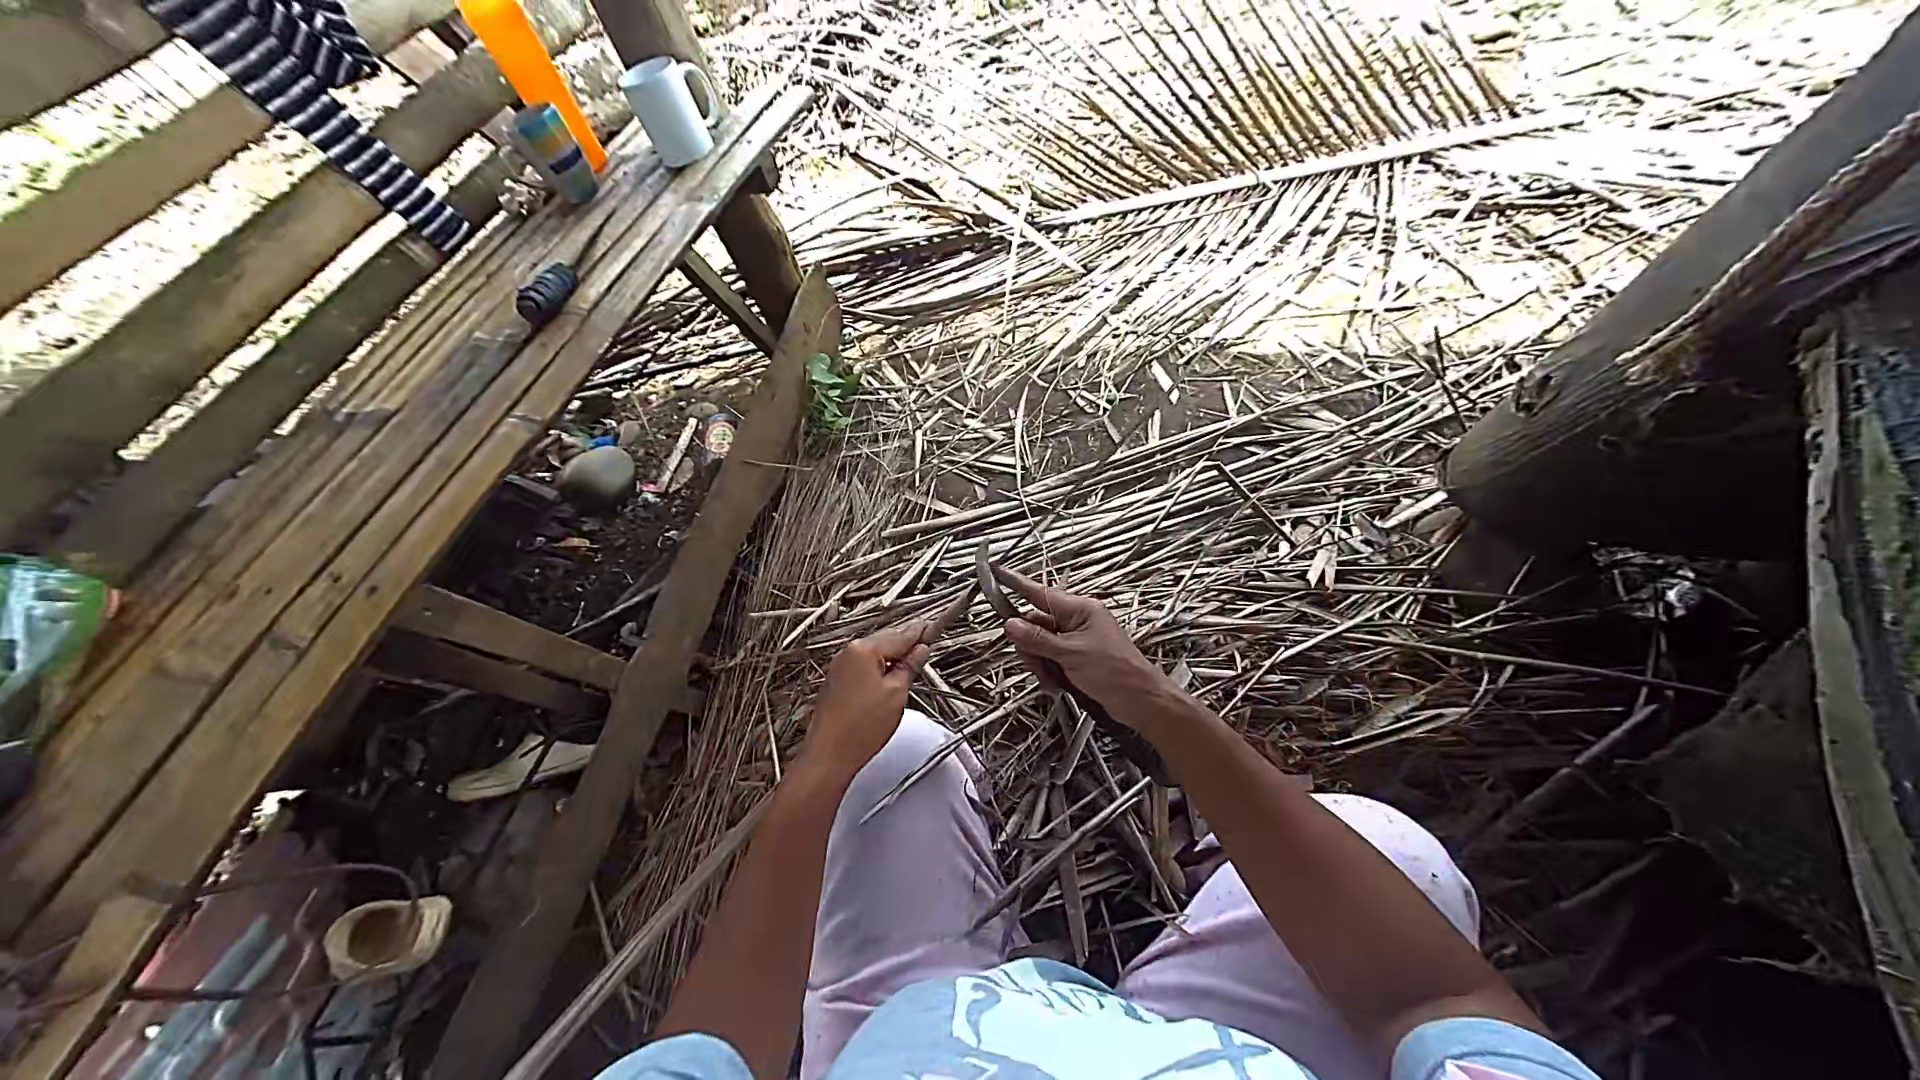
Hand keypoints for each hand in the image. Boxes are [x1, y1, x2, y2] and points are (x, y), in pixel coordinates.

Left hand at [798, 622, 930, 783]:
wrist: (829, 755)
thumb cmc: (858, 729)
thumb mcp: (897, 693)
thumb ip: (910, 666)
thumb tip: (920, 651)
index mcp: (863, 651)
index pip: (900, 635)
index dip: (919, 634)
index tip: (931, 629)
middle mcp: (847, 654)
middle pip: (885, 641)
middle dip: (905, 647)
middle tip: (924, 651)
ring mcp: (839, 668)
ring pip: (873, 655)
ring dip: (891, 660)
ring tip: (908, 673)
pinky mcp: (836, 682)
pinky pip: (862, 668)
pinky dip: (877, 672)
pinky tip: (887, 685)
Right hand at [996, 569, 1175, 728]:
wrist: (1142, 702)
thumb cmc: (1117, 673)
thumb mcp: (1071, 655)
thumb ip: (1038, 639)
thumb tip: (1012, 624)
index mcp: (1080, 609)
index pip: (1039, 592)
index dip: (1015, 583)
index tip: (995, 572)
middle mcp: (1078, 620)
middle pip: (1036, 624)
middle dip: (1030, 646)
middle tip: (1036, 664)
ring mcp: (1078, 639)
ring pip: (1041, 644)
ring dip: (1040, 663)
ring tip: (1051, 680)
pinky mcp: (1078, 657)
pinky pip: (1051, 658)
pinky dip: (1049, 672)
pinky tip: (1055, 685)